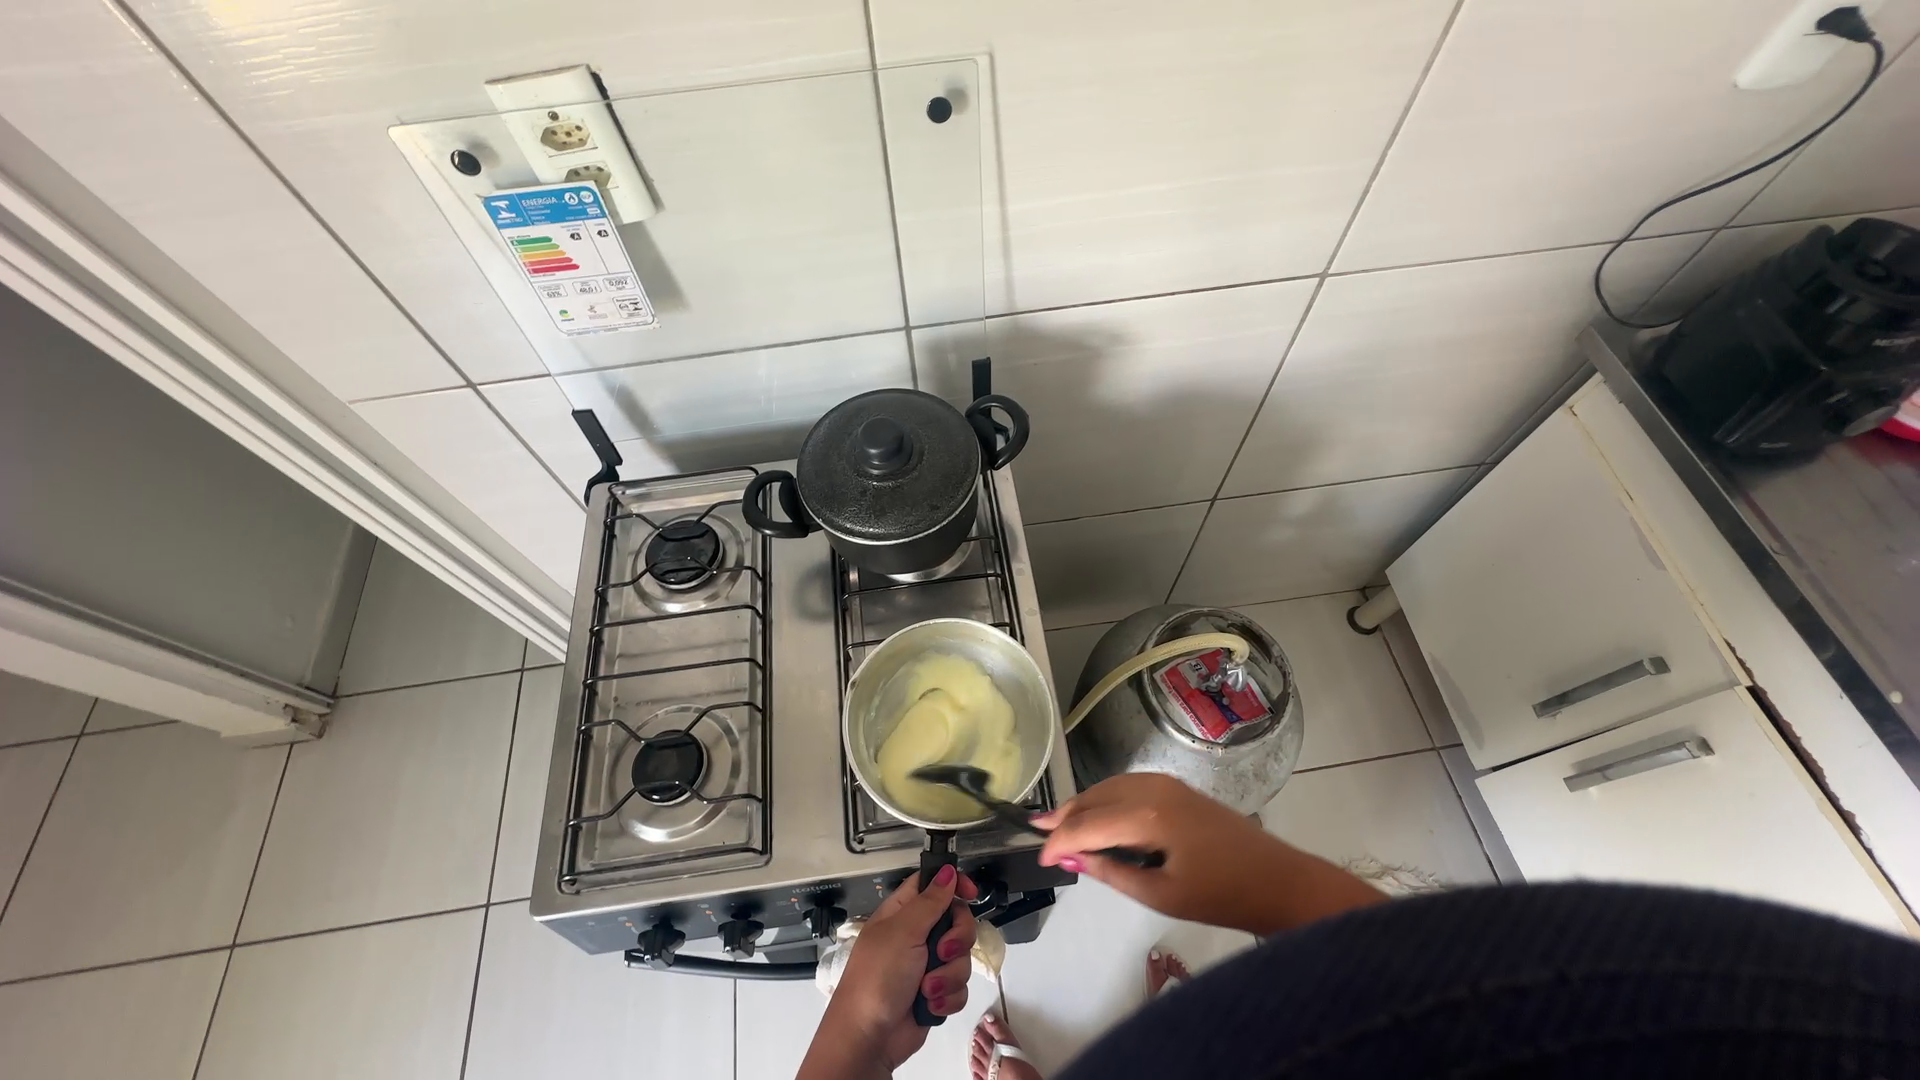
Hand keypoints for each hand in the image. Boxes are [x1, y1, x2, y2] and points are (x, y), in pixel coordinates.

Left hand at [801, 865, 979, 1077]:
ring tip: (926, 989)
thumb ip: (930, 901)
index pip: (934, 884)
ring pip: (962, 957)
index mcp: (903, 912)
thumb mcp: (903, 932)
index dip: (954, 884)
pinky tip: (929, 1005)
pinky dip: (947, 997)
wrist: (869, 1038)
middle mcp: (917, 934)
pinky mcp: (936, 992)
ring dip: (948, 976)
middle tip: (941, 951)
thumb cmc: (877, 978)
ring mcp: (927, 964)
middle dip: (957, 939)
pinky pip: (960, 987)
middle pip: (957, 920)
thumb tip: (947, 871)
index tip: (971, 892)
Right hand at [1035, 773, 1383, 935]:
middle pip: (1094, 798)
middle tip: (1036, 832)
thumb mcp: (1161, 894)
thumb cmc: (1222, 895)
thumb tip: (1070, 859)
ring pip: (1108, 787)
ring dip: (1083, 805)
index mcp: (1147, 815)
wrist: (1279, 880)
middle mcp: (1152, 788)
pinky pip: (1126, 786)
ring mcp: (1165, 783)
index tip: (1040, 859)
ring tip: (1057, 824)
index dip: (1059, 842)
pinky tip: (1097, 815)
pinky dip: (1105, 799)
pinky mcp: (1175, 787)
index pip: (1087, 825)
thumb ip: (1111, 872)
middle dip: (1064, 816)